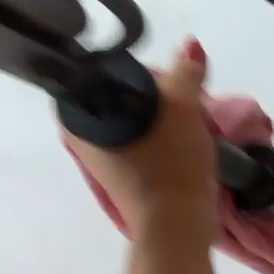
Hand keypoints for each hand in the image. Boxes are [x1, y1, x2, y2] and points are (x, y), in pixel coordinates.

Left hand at [66, 39, 217, 246]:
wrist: (177, 228)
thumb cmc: (171, 168)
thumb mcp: (182, 113)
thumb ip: (186, 76)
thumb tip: (190, 46)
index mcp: (78, 114)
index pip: (113, 73)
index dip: (155, 77)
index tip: (183, 92)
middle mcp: (82, 136)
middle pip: (128, 100)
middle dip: (166, 103)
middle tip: (195, 113)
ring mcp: (104, 162)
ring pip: (139, 125)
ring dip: (170, 124)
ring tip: (196, 133)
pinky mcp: (128, 182)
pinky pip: (146, 147)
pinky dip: (167, 144)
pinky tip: (188, 151)